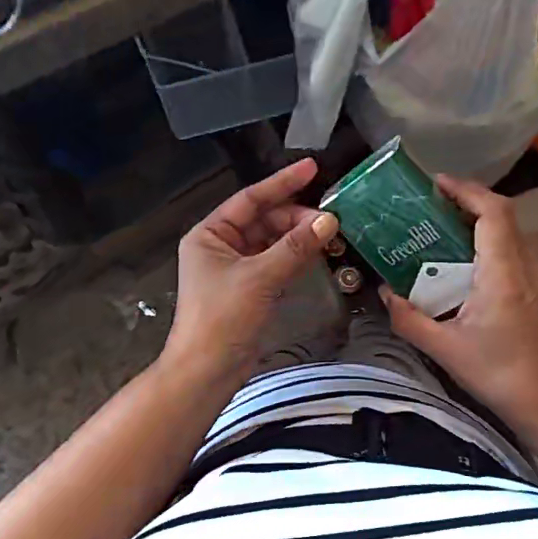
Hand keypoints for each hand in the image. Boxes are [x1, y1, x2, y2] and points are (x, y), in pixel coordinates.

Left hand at [165, 158, 338, 377]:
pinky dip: (295, 258)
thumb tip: (328, 220)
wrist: (207, 370)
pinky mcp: (249, 290)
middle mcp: (220, 247)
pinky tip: (317, 253)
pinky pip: (275, 263)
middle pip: (264, 220)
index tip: (311, 168)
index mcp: (210, 235)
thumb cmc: (222, 318)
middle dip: (295, 217)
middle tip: (329, 220)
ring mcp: (235, 269)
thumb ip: (294, 247)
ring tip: (329, 235)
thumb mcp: (259, 277)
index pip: (250, 199)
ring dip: (298, 237)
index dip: (282, 183)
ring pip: (272, 242)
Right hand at [380, 175, 537, 430]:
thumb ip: (409, 318)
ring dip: (480, 223)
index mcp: (504, 272)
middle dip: (467, 203)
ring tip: (443, 230)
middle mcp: (527, 265)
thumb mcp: (444, 349)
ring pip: (511, 233)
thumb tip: (384, 294)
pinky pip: (515, 252)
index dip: (465, 190)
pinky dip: (490, 244)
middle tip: (431, 207)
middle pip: (503, 216)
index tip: (436, 184)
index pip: (492, 211)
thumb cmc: (499, 374)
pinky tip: (466, 265)